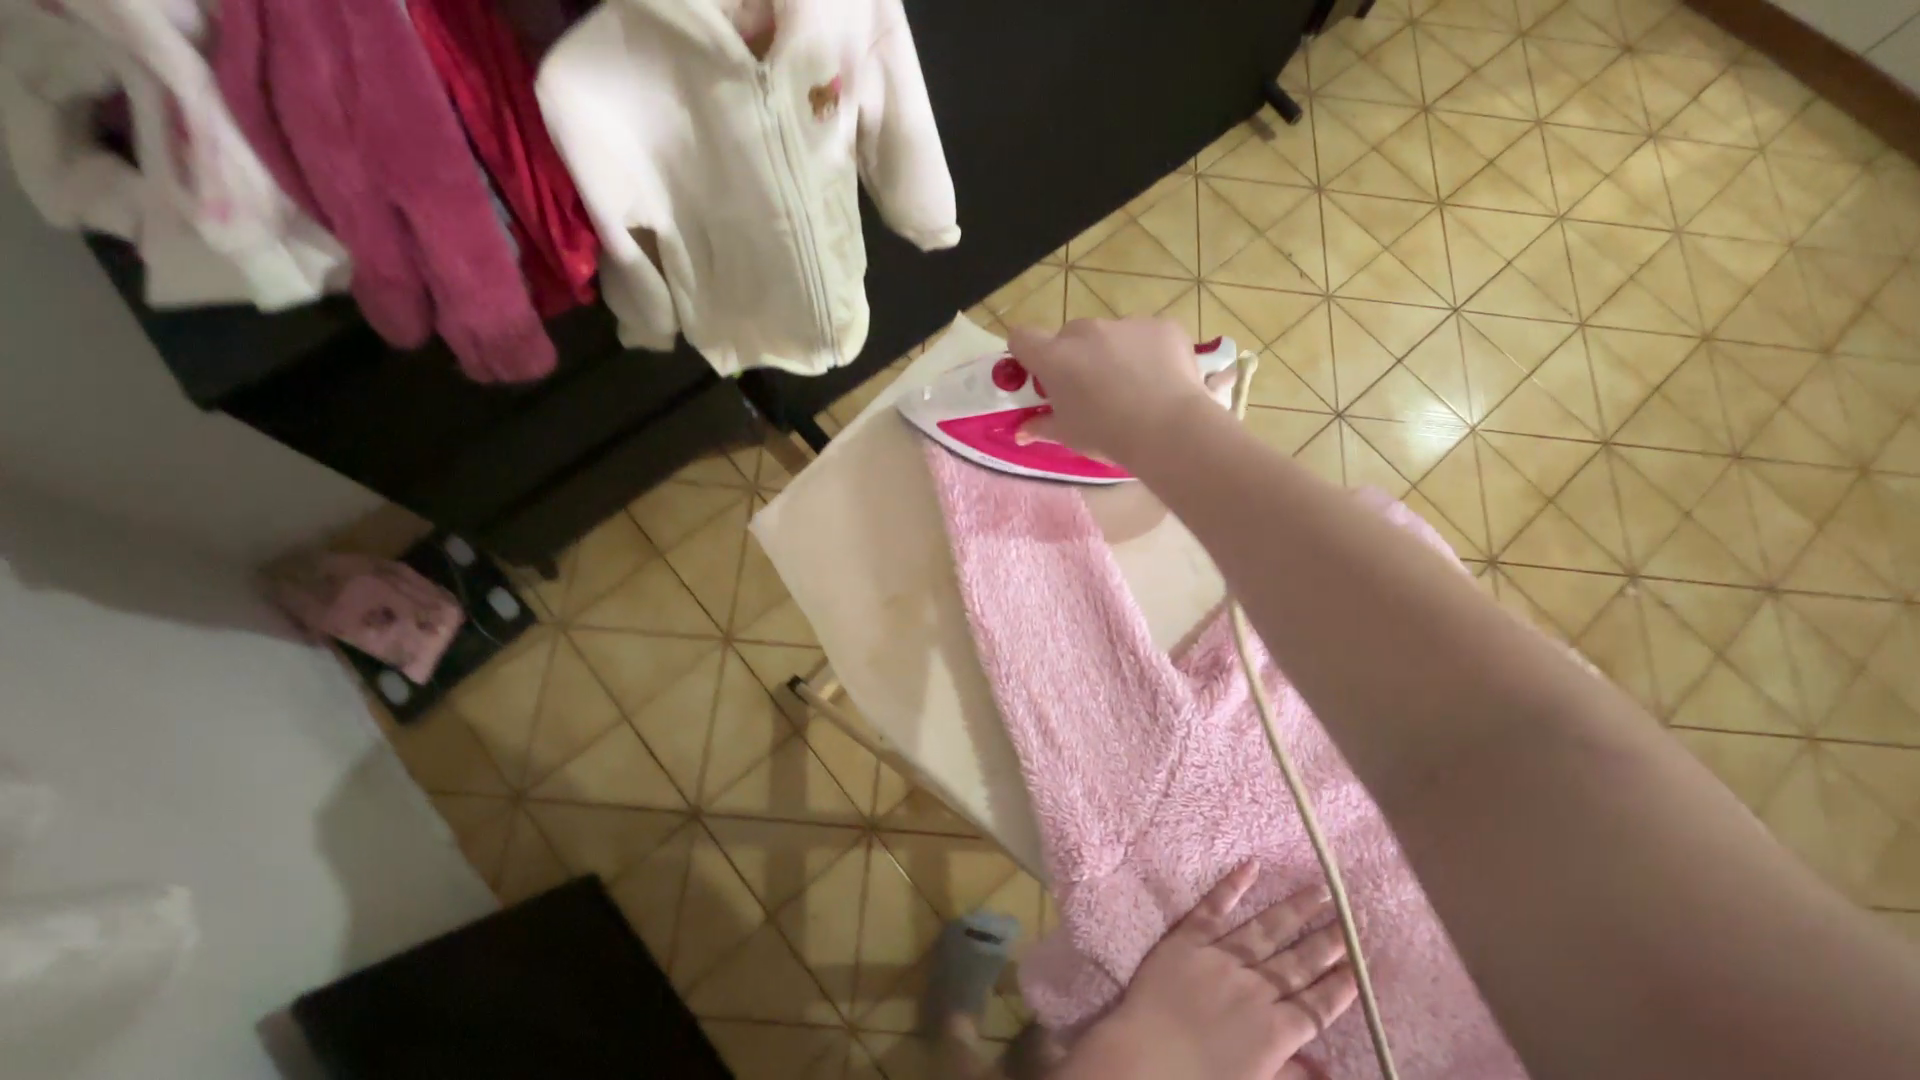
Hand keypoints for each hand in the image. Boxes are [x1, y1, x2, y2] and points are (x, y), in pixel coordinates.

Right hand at [1007, 317, 1219, 470]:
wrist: (1170, 429)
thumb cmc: (1108, 435)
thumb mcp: (1069, 436)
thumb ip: (1041, 425)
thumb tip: (1021, 431)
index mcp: (1054, 357)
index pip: (1022, 338)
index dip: (1027, 353)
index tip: (1039, 375)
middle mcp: (1085, 331)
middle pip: (1070, 336)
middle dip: (1076, 357)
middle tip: (1092, 390)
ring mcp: (1126, 324)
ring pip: (1111, 334)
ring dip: (1114, 353)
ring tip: (1135, 388)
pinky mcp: (1161, 326)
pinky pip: (1147, 335)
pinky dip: (1150, 352)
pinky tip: (1162, 380)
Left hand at [1059, 862, 1357, 1079]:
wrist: (1144, 1061)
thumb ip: (1291, 1073)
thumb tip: (1329, 1070)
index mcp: (1274, 1032)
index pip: (1317, 1005)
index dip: (1340, 986)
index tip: (1360, 964)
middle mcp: (1255, 990)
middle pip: (1299, 962)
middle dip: (1328, 941)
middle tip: (1350, 917)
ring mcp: (1221, 960)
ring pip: (1266, 930)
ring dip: (1294, 909)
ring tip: (1319, 890)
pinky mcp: (1187, 940)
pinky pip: (1213, 909)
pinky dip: (1232, 886)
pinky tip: (1251, 865)